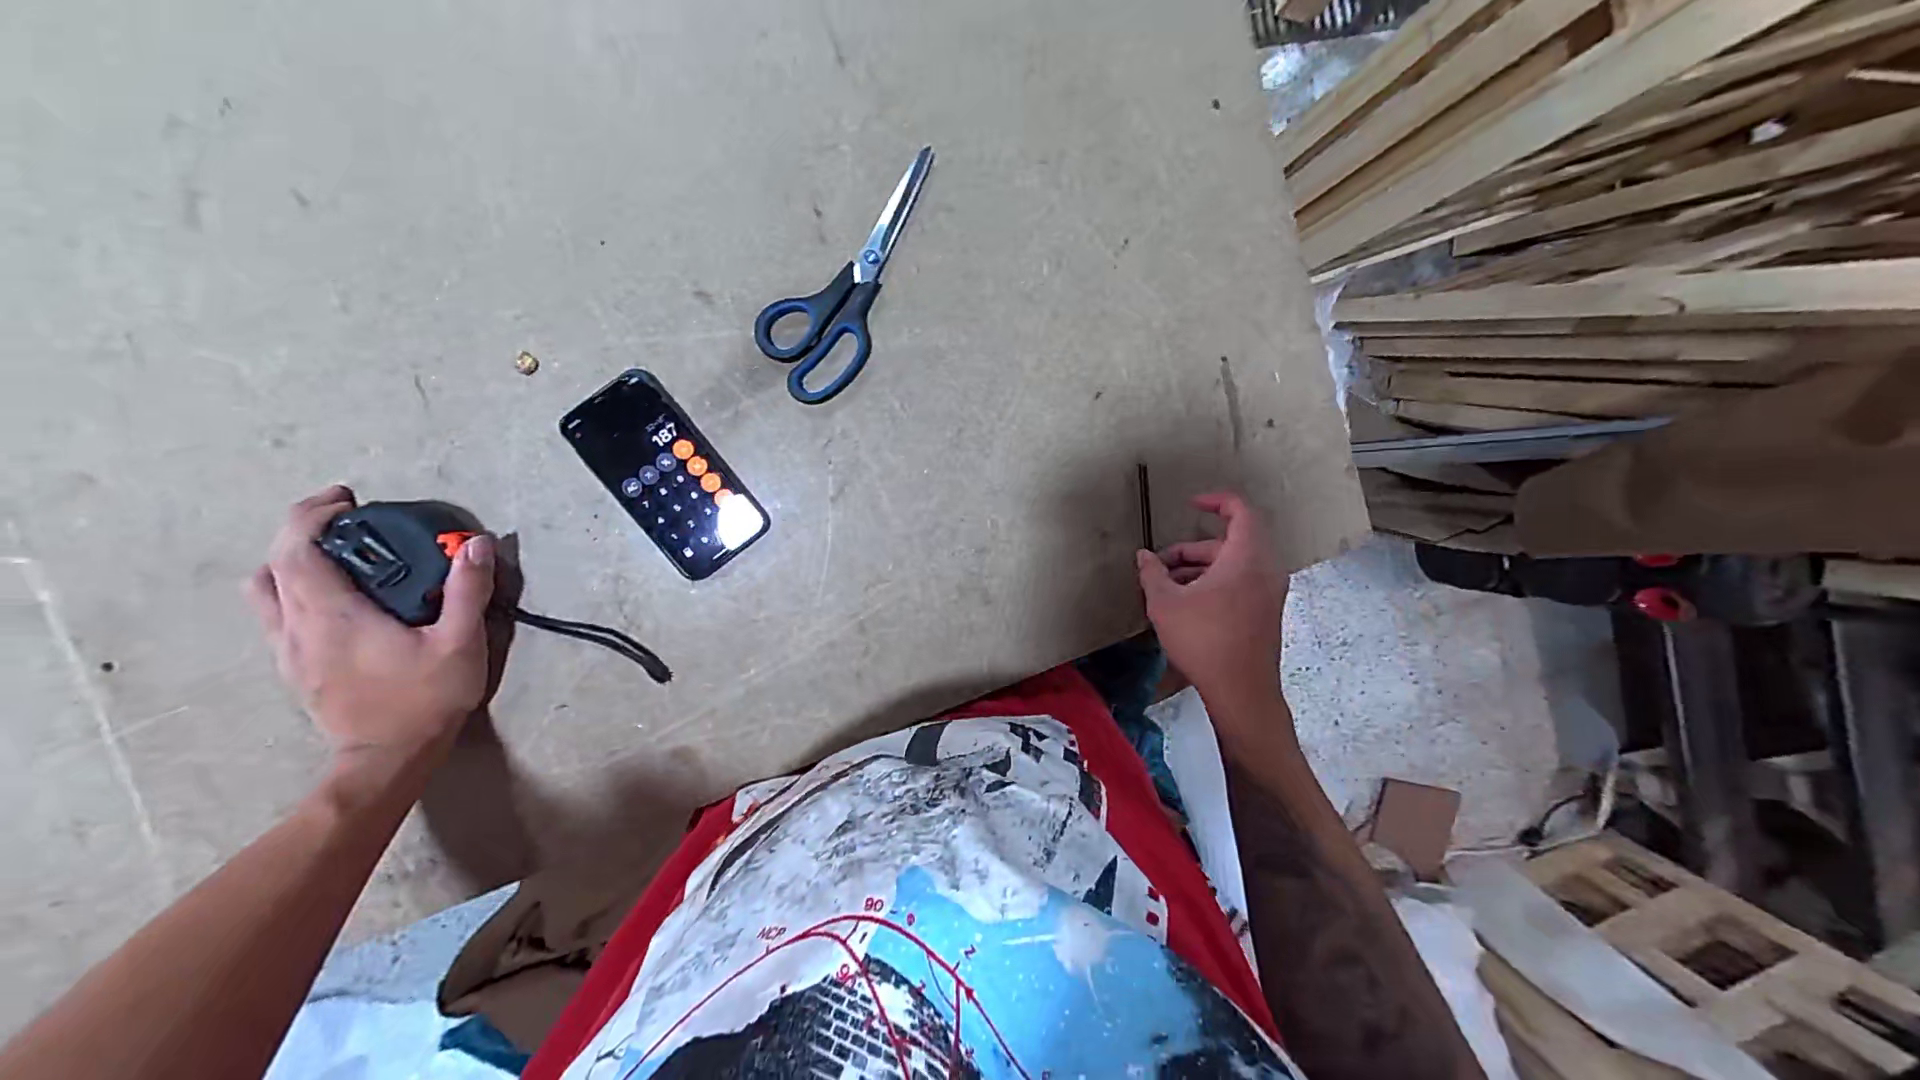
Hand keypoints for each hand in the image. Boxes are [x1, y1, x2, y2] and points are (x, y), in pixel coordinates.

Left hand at [245, 486, 496, 765]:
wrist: (388, 756)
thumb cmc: (425, 698)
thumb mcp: (460, 642)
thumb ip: (467, 590)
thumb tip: (475, 544)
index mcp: (332, 614)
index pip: (296, 548)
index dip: (313, 514)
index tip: (348, 500)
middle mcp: (297, 626)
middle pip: (275, 562)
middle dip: (304, 529)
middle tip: (348, 518)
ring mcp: (288, 649)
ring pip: (265, 589)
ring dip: (292, 560)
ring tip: (338, 556)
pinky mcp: (293, 666)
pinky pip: (276, 613)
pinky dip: (295, 589)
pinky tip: (336, 598)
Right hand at [1137, 492, 1287, 705]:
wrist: (1241, 691)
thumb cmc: (1204, 641)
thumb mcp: (1165, 603)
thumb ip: (1152, 574)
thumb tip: (1144, 557)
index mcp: (1246, 558)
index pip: (1241, 511)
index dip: (1216, 501)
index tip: (1191, 504)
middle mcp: (1265, 570)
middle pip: (1230, 542)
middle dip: (1192, 549)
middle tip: (1161, 564)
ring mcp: (1269, 593)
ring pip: (1233, 565)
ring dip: (1200, 568)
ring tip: (1167, 587)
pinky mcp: (1266, 612)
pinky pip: (1241, 583)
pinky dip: (1214, 583)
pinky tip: (1186, 604)